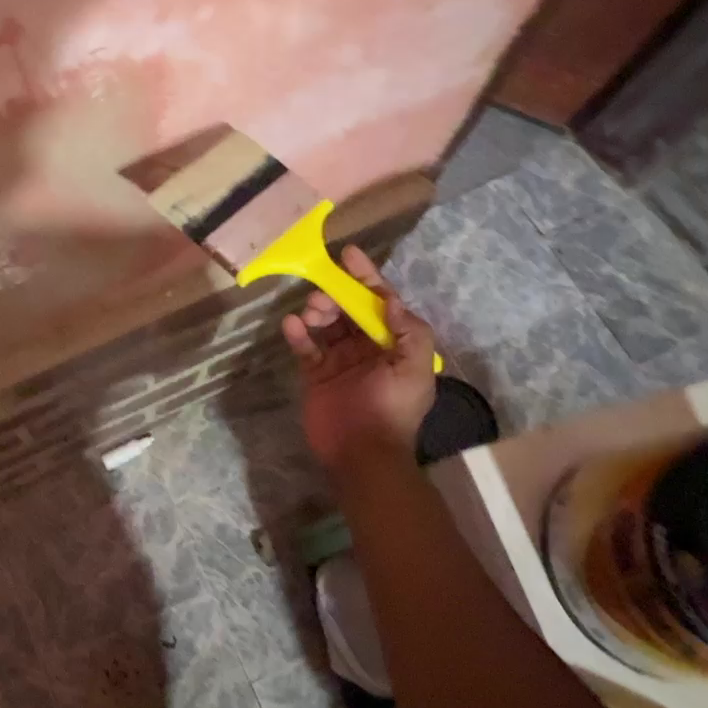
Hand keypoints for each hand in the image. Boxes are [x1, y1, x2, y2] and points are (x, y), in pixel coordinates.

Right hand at [281, 245, 436, 470]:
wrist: (363, 454)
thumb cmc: (392, 409)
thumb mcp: (416, 369)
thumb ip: (409, 331)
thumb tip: (390, 299)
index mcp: (393, 343)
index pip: (380, 302)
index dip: (366, 277)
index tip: (348, 254)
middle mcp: (366, 347)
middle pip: (349, 308)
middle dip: (337, 294)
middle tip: (323, 295)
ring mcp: (339, 360)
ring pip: (326, 322)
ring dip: (318, 310)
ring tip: (311, 314)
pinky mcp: (315, 374)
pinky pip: (305, 346)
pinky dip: (297, 333)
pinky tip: (292, 325)